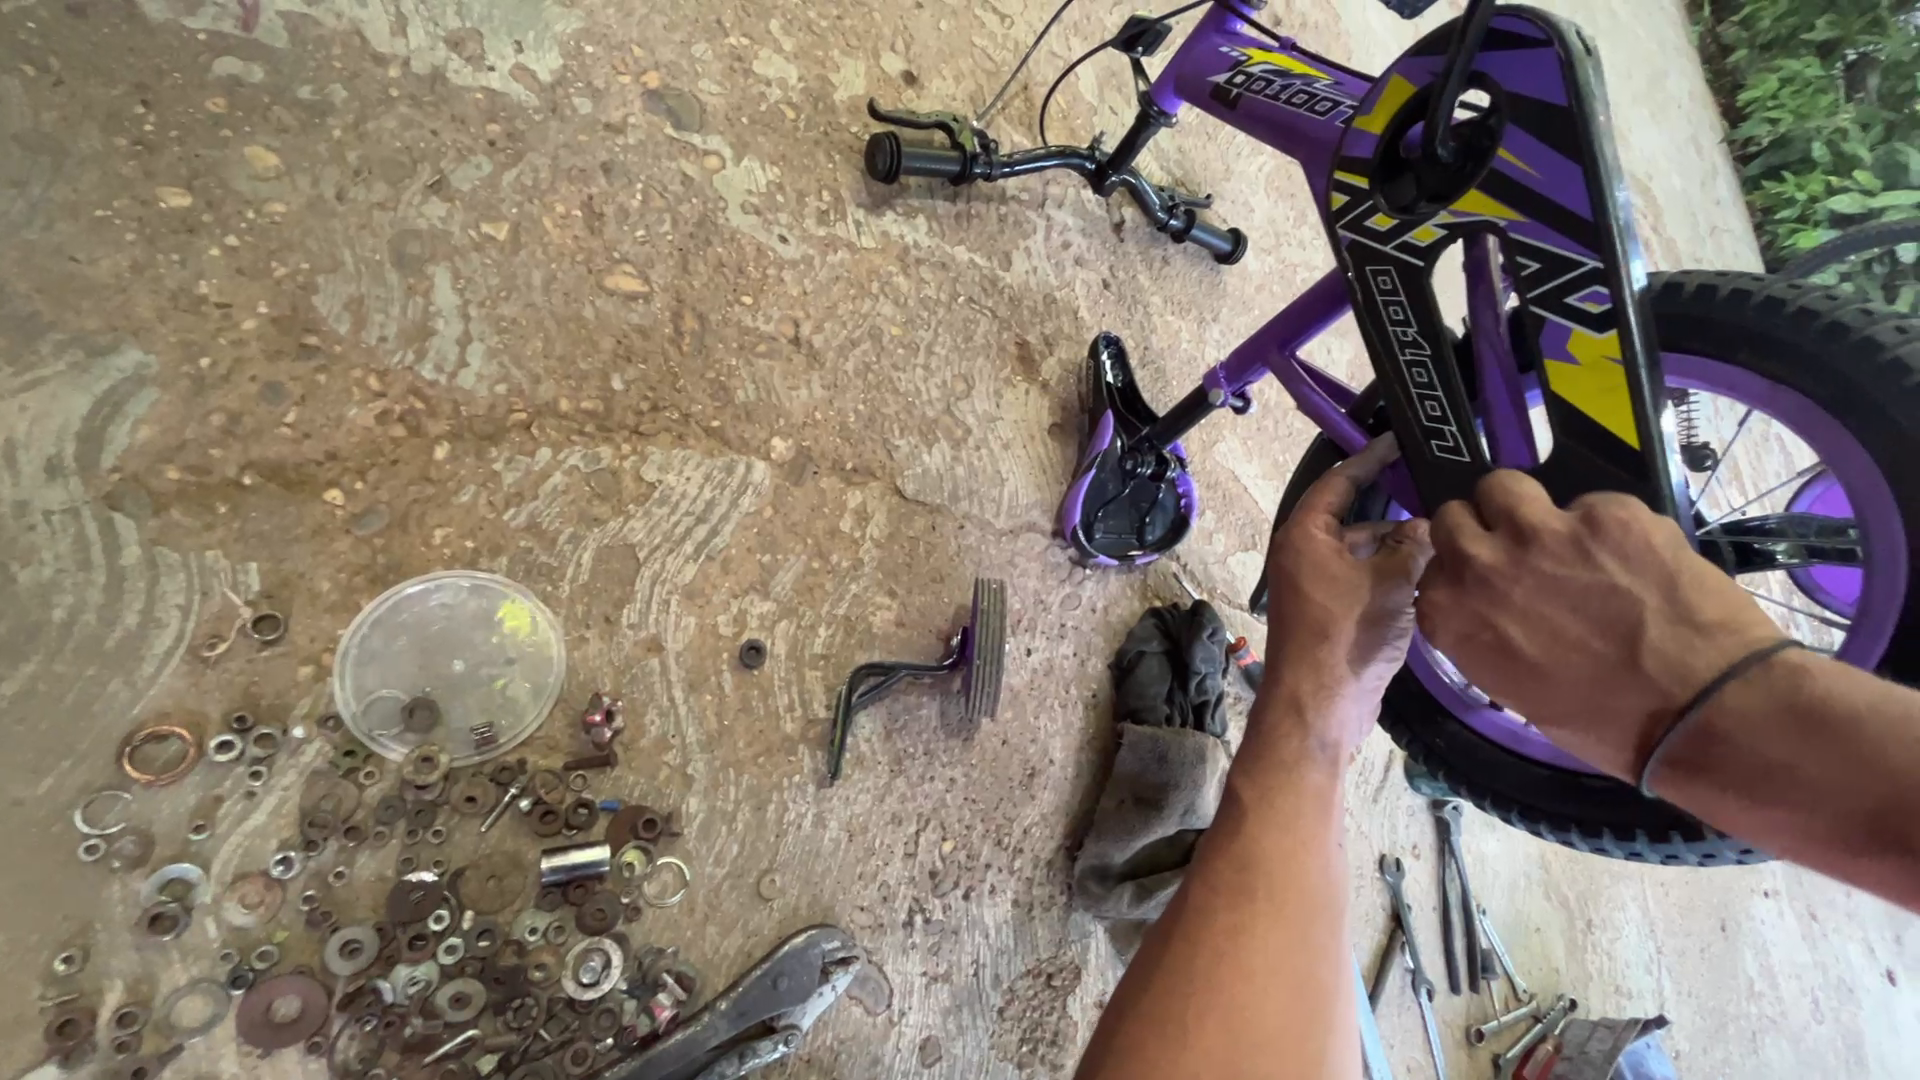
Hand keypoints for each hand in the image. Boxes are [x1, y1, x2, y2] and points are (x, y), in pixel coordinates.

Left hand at [1261, 434, 1432, 757]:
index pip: (1337, 483)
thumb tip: (1428, 526)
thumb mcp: (1389, 582)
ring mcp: (1316, 584)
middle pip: (1353, 519)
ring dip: (1399, 547)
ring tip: (1452, 538)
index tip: (1398, 442)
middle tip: (1443, 496)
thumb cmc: (1346, 633)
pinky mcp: (1332, 611)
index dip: (1368, 461)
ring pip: (1363, 552)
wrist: (1319, 702)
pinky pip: (1365, 578)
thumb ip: (1412, 547)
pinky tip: (1434, 574)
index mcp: (1304, 535)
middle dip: (1395, 511)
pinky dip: (1393, 574)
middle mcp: (1304, 554)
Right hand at [1416, 471, 1784, 777]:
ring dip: (1521, 506)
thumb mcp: (1505, 681)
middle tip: (1514, 552)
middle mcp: (1480, 563)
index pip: (1430, 567)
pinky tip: (1631, 558)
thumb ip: (1476, 629)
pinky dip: (1605, 527)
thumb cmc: (1599, 719)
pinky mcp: (1607, 514)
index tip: (1483, 584)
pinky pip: (1590, 504)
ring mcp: (1541, 532)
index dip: (1459, 572)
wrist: (1705, 710)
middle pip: (1453, 517)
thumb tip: (1486, 606)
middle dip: (1478, 530)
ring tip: (1557, 533)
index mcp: (1449, 610)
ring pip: (1502, 486)